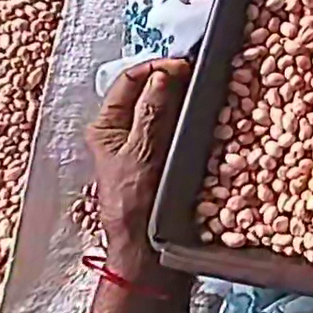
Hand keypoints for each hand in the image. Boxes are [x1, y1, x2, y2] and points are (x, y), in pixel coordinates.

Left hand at [86, 58, 191, 284]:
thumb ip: (151, 113)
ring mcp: (145, 138)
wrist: (146, 248)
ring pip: (165, 103)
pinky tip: (207, 107)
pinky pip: (177, 121)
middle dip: (173, 76)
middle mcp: (124, 128)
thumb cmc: (135, 205)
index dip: (156, 66)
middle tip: (200, 71)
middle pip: (148, 88)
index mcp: (106, 125)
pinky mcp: (164, 150)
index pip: (130, 80)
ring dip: (184, 92)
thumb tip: (162, 74)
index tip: (184, 65)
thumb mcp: (141, 155)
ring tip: (206, 85)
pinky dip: (191, 111)